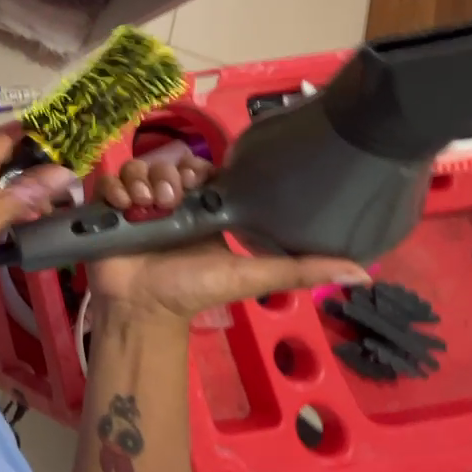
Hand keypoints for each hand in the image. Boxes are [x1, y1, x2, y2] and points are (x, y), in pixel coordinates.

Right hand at [87, 156, 369, 323]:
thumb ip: (297, 271)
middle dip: (167, 174)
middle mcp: (169, 202)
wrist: (143, 306)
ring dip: (139, 179)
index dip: (198, 168)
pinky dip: (115, 187)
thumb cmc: (194, 290)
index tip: (197, 181)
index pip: (200, 170)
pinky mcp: (108, 208)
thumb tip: (363, 273)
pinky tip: (123, 205)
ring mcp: (137, 204)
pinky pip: (109, 181)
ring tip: (144, 204)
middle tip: (169, 199)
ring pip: (137, 168)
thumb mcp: (249, 277)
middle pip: (166, 164)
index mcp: (202, 211)